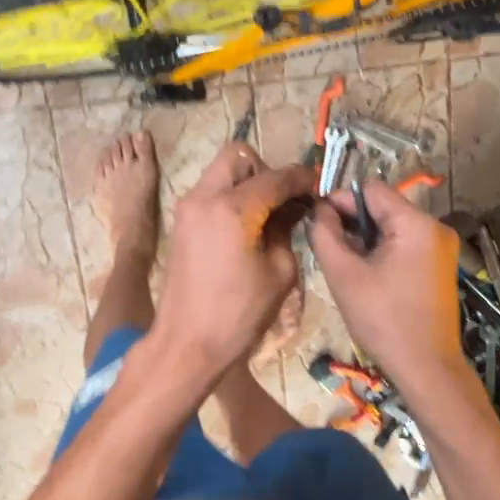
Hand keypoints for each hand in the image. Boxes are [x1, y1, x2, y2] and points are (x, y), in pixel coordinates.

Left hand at [150, 142, 314, 374]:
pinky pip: (210, 194)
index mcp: (232, 207)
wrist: (188, 344)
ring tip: (268, 215)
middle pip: (238, 156)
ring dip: (246, 183)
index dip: (301, 179)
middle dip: (265, 170)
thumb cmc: (239, 314)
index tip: (317, 187)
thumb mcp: (279, 271)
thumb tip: (292, 209)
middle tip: (284, 199)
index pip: (275, 176)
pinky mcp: (181, 224)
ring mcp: (187, 209)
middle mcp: (204, 197)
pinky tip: (248, 227)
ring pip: (221, 173)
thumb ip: (286, 230)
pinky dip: (230, 198)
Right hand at [309, 181, 468, 387]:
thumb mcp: (343, 275)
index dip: (341, 201)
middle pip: (384, 207)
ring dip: (367, 239)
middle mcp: (435, 227)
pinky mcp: (441, 266)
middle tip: (330, 249)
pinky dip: (383, 252)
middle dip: (353, 223)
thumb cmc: (382, 320)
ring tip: (347, 266)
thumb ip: (325, 234)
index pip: (371, 190)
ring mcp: (442, 248)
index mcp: (416, 223)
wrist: (426, 366)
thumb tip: (320, 210)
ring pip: (393, 227)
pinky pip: (406, 245)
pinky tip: (368, 276)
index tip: (319, 223)